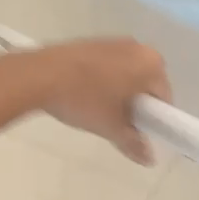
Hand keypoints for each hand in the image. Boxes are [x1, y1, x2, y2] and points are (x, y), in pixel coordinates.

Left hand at [32, 38, 171, 164]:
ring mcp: (108, 41)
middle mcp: (135, 46)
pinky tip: (78, 94)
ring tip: (92, 110)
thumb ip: (133, 142)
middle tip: (112, 122)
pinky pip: (101, 66)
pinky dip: (96, 80)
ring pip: (120, 74)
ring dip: (113, 92)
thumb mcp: (109, 126)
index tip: (133, 131)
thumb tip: (149, 159)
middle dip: (131, 104)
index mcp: (152, 63)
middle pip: (142, 84)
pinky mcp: (85, 42)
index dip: (152, 119)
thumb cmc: (82, 99)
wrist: (36, 75)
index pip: (162, 98)